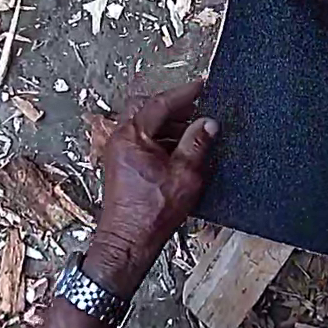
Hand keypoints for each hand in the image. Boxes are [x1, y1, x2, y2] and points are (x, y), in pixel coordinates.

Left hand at [85, 81, 216, 295]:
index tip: (202, 85)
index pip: (160, 103)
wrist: (128, 242)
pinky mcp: (122, 166)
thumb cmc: (151, 213)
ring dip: (171, 124)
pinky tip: (182, 149)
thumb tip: (208, 123)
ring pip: (146, 126)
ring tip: (195, 131)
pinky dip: (163, 139)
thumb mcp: (185, 174)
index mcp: (132, 136)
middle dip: (176, 107)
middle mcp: (120, 140)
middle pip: (149, 110)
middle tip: (200, 108)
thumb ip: (197, 143)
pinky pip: (143, 141)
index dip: (185, 93)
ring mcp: (118, 153)